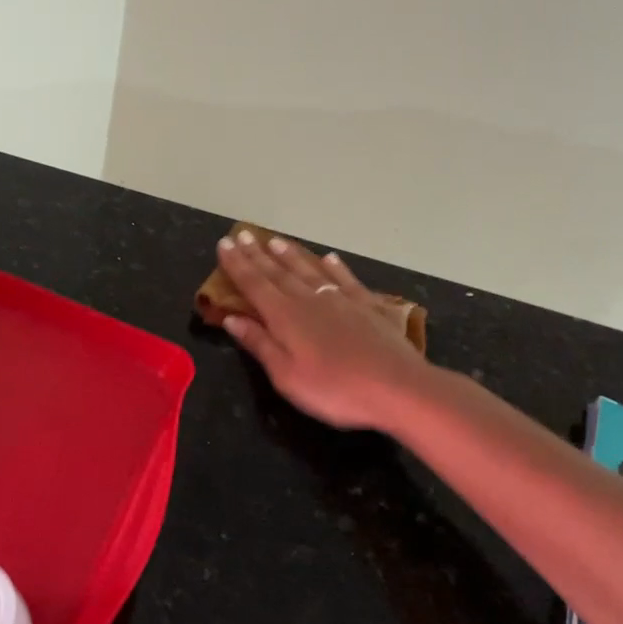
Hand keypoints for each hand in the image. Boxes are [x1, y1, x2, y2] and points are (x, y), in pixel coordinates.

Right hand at [215, 231, 435, 429]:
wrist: (399, 389)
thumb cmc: (334, 389)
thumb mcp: (285, 375)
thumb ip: (259, 343)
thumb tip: (231, 318)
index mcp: (284, 316)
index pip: (253, 284)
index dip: (236, 264)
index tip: (224, 243)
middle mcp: (309, 300)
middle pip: (277, 273)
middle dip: (256, 254)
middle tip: (243, 234)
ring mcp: (341, 301)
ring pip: (309, 271)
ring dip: (290, 256)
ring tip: (275, 242)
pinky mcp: (368, 307)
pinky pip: (346, 280)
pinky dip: (335, 267)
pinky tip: (329, 259)